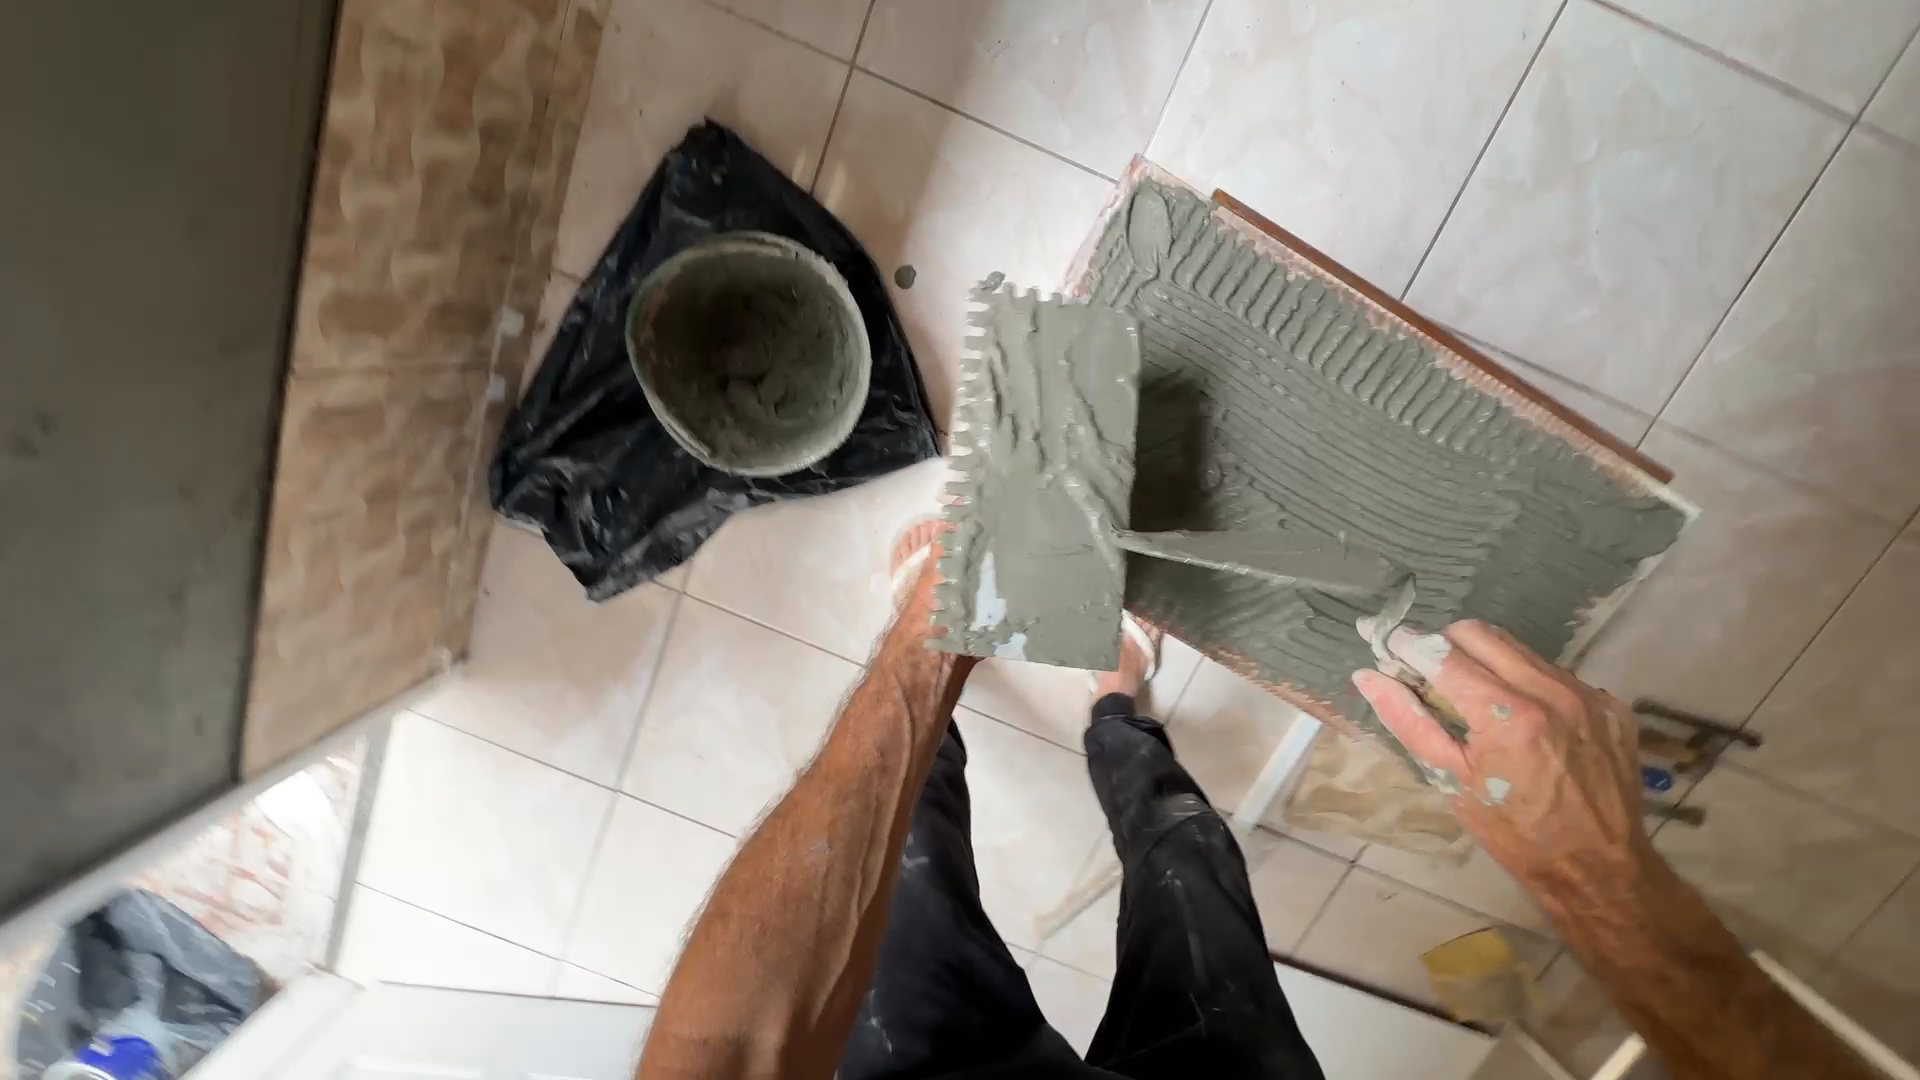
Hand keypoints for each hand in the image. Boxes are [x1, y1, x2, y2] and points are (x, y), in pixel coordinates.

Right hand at [1350, 620, 1647, 892]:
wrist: (1599, 868)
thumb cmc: (1512, 829)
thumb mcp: (1448, 778)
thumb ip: (1407, 719)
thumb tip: (1367, 677)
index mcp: (1507, 715)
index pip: (1442, 654)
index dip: (1406, 644)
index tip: (1382, 639)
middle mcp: (1551, 693)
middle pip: (1478, 634)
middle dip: (1442, 644)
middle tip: (1425, 672)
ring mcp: (1587, 696)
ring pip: (1515, 647)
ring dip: (1482, 659)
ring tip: (1470, 694)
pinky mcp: (1609, 705)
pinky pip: (1550, 671)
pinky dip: (1521, 680)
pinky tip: (1517, 715)